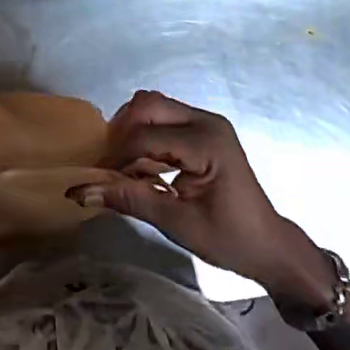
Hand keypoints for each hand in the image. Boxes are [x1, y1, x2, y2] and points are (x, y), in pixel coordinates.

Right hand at [74, 91, 332, 307]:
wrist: (267, 245)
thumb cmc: (229, 239)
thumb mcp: (177, 222)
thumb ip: (130, 199)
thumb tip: (81, 192)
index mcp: (206, 142)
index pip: (145, 137)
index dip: (116, 157)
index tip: (98, 180)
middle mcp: (206, 121)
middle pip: (147, 105)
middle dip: (121, 132)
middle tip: (109, 165)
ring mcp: (206, 121)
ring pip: (153, 106)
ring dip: (131, 130)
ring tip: (123, 165)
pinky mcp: (203, 129)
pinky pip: (163, 117)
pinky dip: (145, 134)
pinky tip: (141, 164)